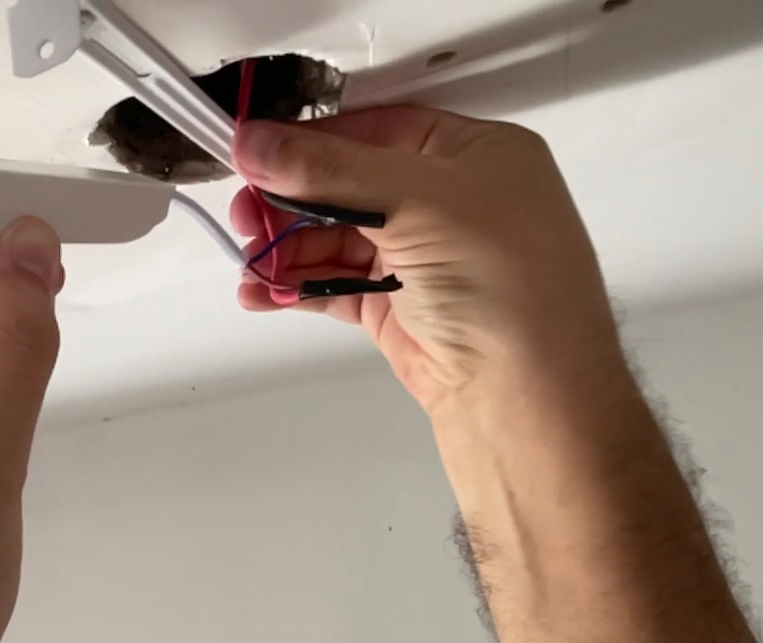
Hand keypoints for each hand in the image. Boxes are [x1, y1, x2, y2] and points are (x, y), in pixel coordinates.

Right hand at [232, 108, 622, 415]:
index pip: (372, 131)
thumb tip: (258, 143)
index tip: (253, 155)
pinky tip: (263, 292)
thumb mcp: (419, 204)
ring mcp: (415, 257)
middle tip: (246, 218)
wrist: (517, 390)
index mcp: (467, 155)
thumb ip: (332, 172)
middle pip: (346, 187)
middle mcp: (442, 202)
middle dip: (290, 203)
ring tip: (250, 266)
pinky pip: (332, 286)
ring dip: (286, 252)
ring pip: (333, 241)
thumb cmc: (503, 286)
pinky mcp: (392, 306)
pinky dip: (296, 288)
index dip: (310, 143)